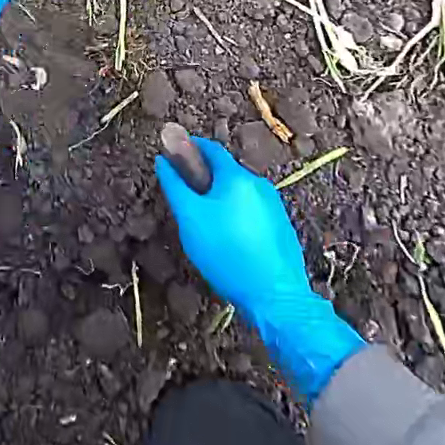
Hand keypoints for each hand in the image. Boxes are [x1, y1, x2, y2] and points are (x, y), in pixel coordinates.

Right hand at [156, 136, 363, 401]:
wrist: (275, 297)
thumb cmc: (226, 252)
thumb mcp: (190, 218)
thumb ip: (175, 186)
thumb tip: (162, 162)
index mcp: (237, 177)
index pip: (211, 149)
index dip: (191, 147)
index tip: (175, 151)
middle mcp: (259, 185)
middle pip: (226, 172)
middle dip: (205, 177)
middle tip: (186, 195)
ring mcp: (274, 207)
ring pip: (240, 193)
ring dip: (221, 198)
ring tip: (205, 222)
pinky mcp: (281, 228)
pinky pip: (252, 211)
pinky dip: (236, 214)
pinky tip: (228, 238)